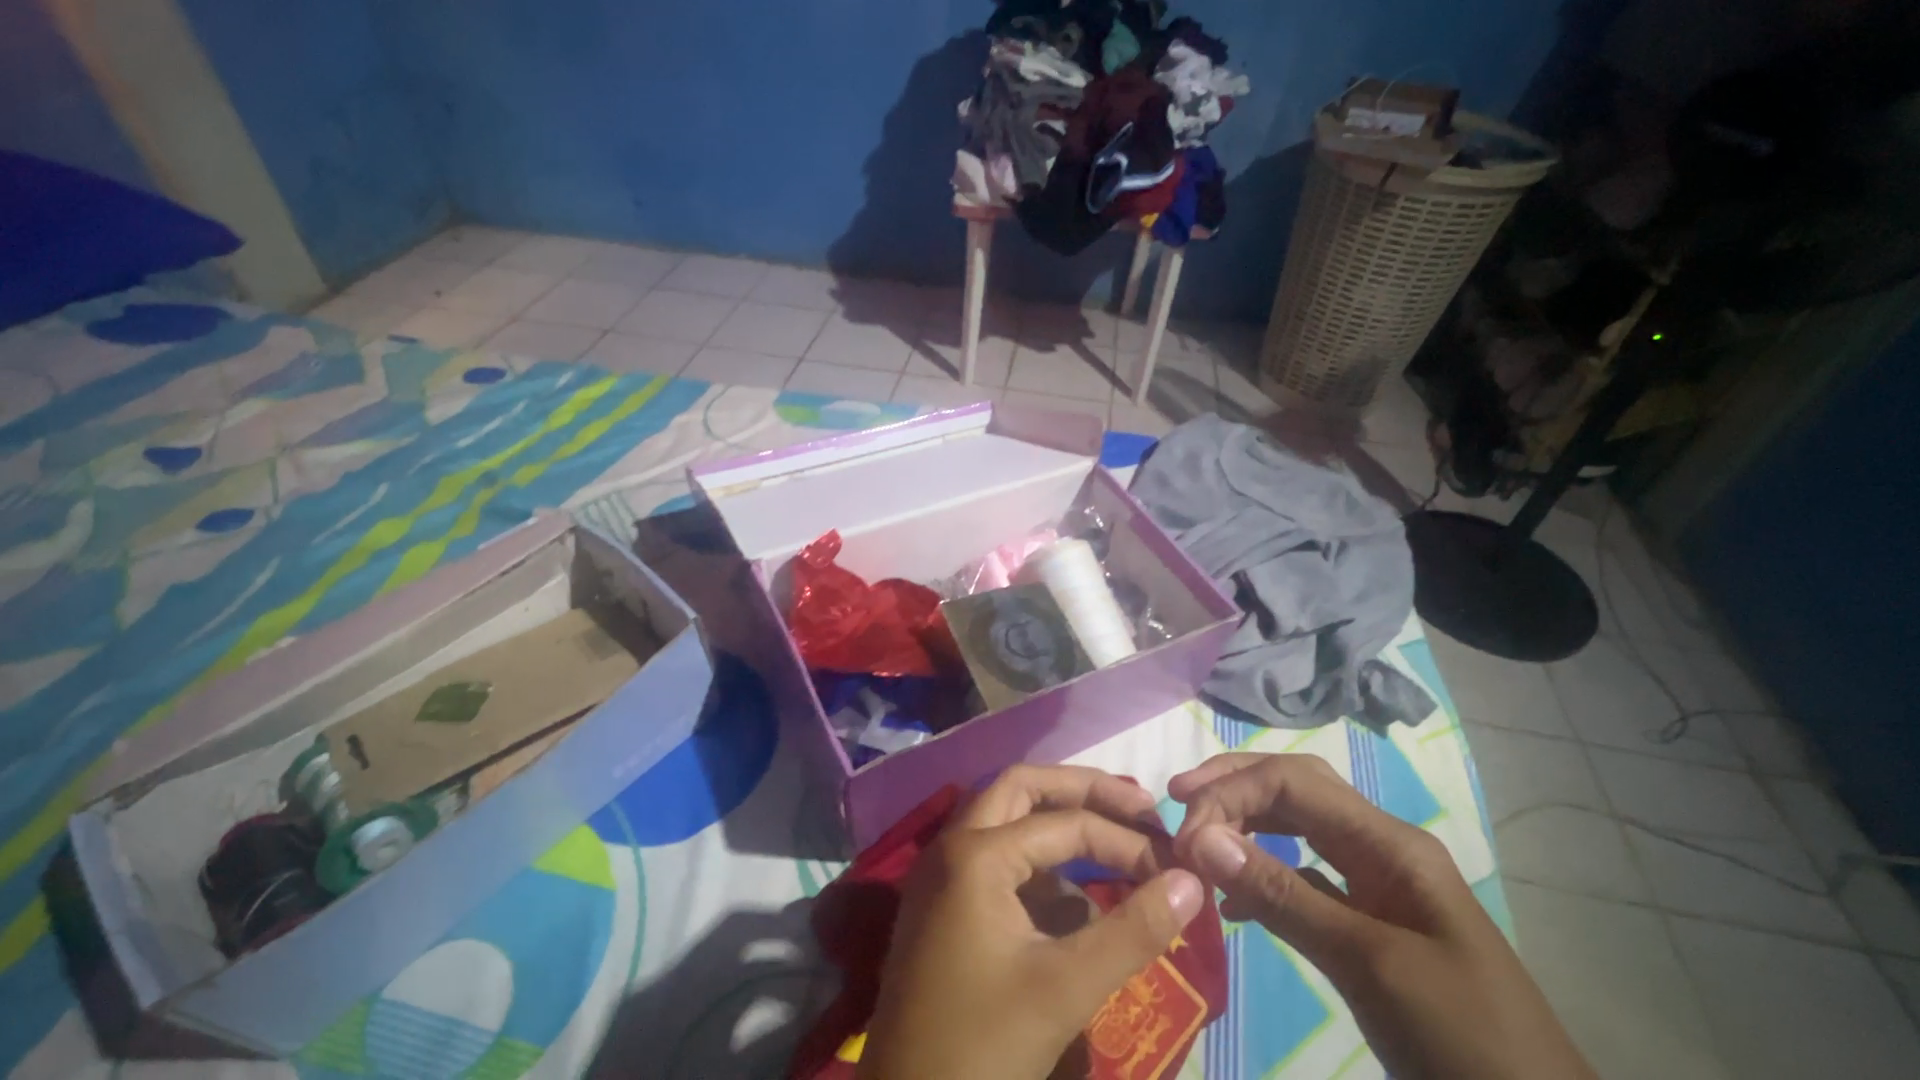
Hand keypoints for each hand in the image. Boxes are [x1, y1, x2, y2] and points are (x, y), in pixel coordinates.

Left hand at [860, 765, 1203, 1079]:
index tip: (1177, 869)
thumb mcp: (1067, 986)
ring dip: (1059, 830)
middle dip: (1084, 793)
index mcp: (976, 854)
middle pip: (1023, 789)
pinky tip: (1078, 910)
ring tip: (1118, 857)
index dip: (1128, 842)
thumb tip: (1193, 881)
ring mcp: (940, 875)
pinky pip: (995, 864)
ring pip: (1006, 823)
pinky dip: (1038, 872)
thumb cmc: (984, 1042)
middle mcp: (952, 846)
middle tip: (1140, 808)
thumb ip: (1134, 930)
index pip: (1068, 823)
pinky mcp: (942, 906)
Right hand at [1170, 753, 1595, 1079]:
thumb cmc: (1460, 1031)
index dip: (1231, 794)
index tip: (1183, 837)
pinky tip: (1231, 904)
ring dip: (1244, 826)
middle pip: (1296, 789)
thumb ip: (1283, 896)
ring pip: (1297, 830)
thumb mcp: (1368, 963)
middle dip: (1234, 787)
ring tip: (1193, 842)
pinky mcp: (1370, 923)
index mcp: (1389, 842)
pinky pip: (1305, 879)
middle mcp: (1380, 847)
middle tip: (1174, 803)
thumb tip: (1201, 837)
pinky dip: (1262, 877)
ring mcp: (1378, 884)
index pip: (1293, 782)